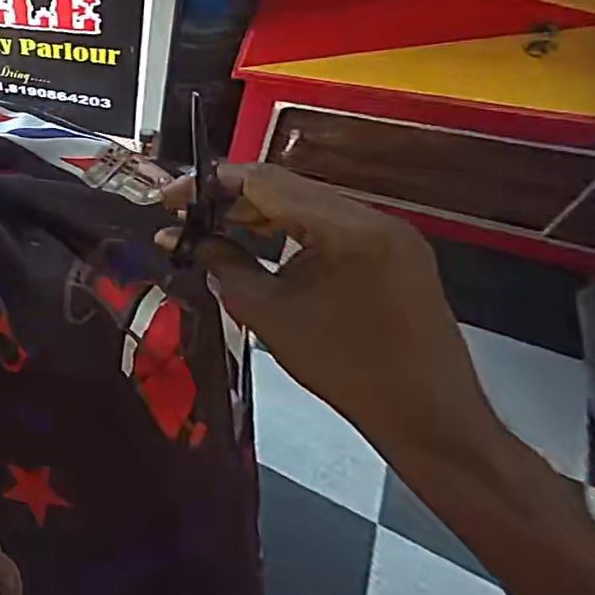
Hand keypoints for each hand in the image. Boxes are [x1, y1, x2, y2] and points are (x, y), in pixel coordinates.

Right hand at [157, 164, 499, 461]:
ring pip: (305, 200)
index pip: (262, 180)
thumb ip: (219, 260)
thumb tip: (174, 236)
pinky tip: (259, 240)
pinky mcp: (395, 249)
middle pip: (284, 184)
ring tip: (215, 229)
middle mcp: (373, 218)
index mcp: (345, 229)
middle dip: (229, 196)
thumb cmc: (338, 363)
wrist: (425, 413)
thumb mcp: (262, 307)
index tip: (169, 199)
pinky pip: (328, 220)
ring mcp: (390, 233)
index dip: (208, 184)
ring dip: (257, 210)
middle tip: (186, 215)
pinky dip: (288, 224)